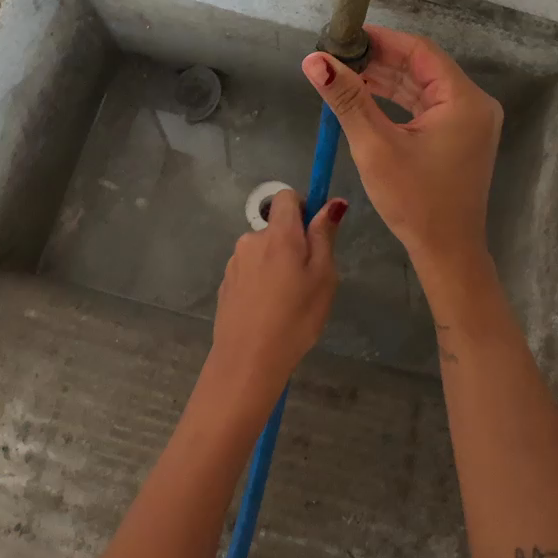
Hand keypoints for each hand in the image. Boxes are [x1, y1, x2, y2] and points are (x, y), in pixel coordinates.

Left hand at [208, 189, 347, 388]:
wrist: (248, 360)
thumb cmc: (296, 317)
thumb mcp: (323, 277)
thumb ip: (324, 236)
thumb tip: (332, 202)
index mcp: (278, 234)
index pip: (286, 197)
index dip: (303, 208)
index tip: (315, 236)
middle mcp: (251, 240)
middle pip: (275, 228)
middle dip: (292, 245)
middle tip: (307, 281)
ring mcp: (234, 263)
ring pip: (263, 252)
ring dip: (276, 266)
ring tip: (287, 302)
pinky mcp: (225, 284)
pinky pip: (250, 272)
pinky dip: (261, 283)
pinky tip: (268, 312)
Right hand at [303, 25, 502, 267]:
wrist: (447, 252)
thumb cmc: (414, 201)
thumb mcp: (375, 146)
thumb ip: (347, 98)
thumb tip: (314, 60)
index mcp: (464, 99)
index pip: (420, 51)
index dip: (381, 39)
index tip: (345, 37)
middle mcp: (473, 104)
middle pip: (422, 67)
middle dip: (380, 60)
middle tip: (338, 56)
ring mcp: (469, 122)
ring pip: (422, 87)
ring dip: (385, 81)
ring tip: (344, 75)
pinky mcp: (459, 138)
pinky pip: (426, 107)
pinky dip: (397, 101)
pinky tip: (366, 99)